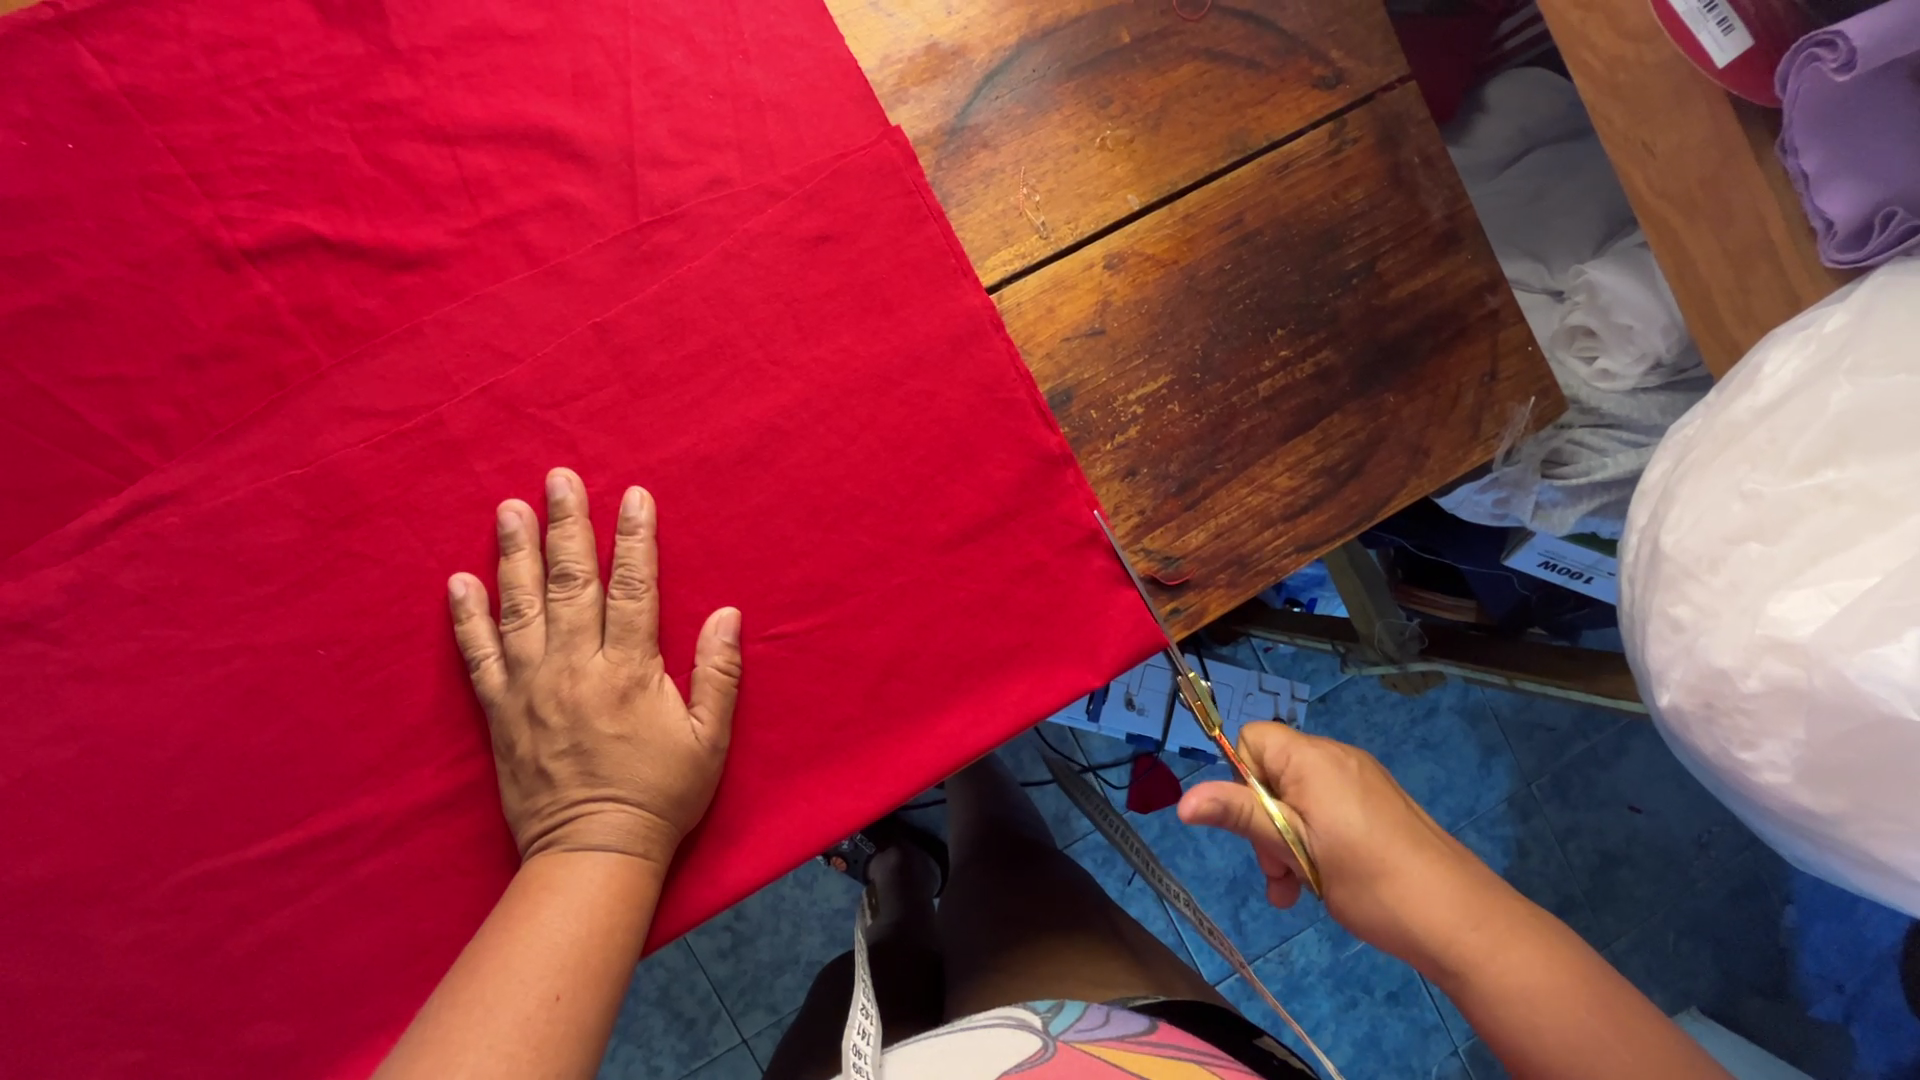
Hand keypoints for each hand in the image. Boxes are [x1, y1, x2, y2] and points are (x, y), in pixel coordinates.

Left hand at [446, 467, 742, 867]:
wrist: (593, 852)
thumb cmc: (662, 794)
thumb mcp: (710, 738)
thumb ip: (719, 673)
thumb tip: (728, 613)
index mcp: (630, 671)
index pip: (633, 588)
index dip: (635, 539)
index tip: (634, 496)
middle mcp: (576, 668)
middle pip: (572, 583)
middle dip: (568, 526)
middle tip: (559, 478)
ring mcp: (532, 688)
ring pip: (521, 607)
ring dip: (515, 554)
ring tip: (508, 509)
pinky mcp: (501, 714)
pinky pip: (479, 656)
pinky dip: (467, 617)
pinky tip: (458, 581)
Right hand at [1178, 722, 1515, 975]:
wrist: (1463, 922)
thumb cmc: (1370, 880)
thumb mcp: (1294, 849)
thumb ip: (1238, 816)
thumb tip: (1182, 801)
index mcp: (1312, 758)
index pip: (1252, 738)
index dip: (1241, 778)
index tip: (1255, 824)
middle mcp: (1336, 758)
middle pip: (1272, 772)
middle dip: (1262, 821)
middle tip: (1278, 871)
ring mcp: (1361, 781)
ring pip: (1296, 798)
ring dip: (1285, 840)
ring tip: (1296, 888)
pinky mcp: (1378, 806)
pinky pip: (1326, 810)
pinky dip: (1313, 841)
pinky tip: (1320, 883)